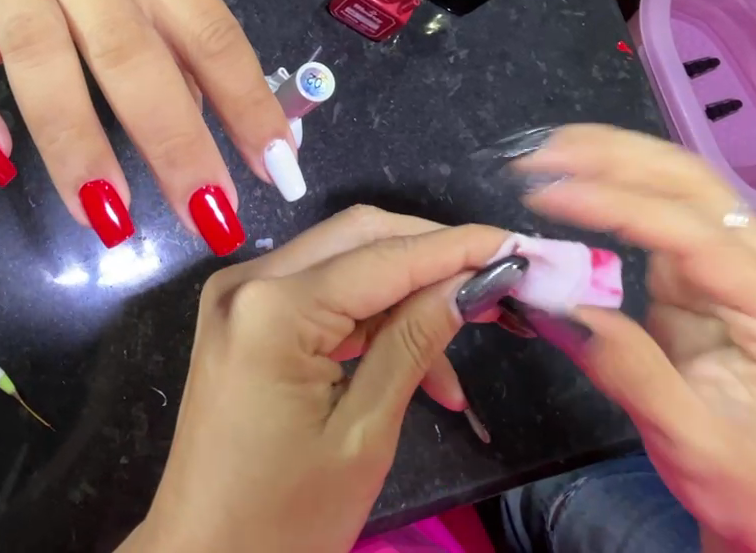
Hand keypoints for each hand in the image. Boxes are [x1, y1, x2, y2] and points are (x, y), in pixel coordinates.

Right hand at [0, 0, 295, 254]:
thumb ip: (174, 24)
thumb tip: (213, 114)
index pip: (209, 31)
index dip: (246, 101)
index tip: (277, 170)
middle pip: (132, 55)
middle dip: (174, 142)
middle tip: (207, 220)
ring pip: (43, 60)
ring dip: (78, 143)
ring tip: (109, 218)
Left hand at [123, 205, 512, 552]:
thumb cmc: (285, 517)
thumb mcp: (363, 434)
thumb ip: (412, 344)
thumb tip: (468, 283)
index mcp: (273, 306)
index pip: (382, 256)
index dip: (455, 247)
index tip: (516, 243)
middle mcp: (249, 278)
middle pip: (357, 237)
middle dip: (430, 255)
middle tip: (495, 285)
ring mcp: (238, 294)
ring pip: (340, 261)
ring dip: (403, 293)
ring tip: (461, 348)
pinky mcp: (241, 315)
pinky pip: (317, 294)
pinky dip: (367, 317)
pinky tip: (416, 364)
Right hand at [516, 126, 755, 552]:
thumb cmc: (749, 484)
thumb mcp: (690, 441)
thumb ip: (628, 368)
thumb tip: (556, 301)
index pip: (700, 238)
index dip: (619, 208)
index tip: (547, 195)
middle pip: (701, 190)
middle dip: (618, 159)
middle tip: (542, 155)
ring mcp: (752, 267)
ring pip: (686, 185)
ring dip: (616, 157)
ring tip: (550, 150)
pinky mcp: (715, 269)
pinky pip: (667, 209)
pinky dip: (618, 182)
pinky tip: (576, 171)